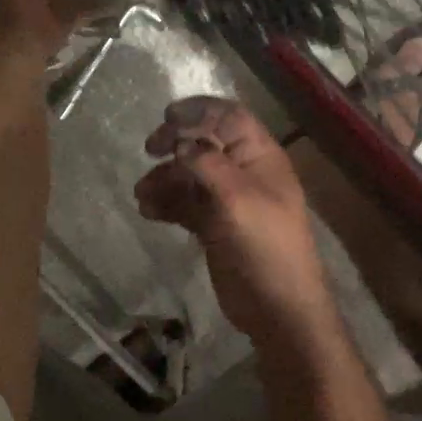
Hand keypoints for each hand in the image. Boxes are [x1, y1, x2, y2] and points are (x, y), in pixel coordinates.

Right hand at [134, 97, 337, 346]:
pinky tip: (149, 211)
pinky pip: (184, 202)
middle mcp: (243, 170)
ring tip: (142, 193)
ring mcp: (227, 198)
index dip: (199, 110)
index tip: (167, 117)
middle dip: (175, 142)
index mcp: (260, 156)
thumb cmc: (265, 245)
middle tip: (150, 148)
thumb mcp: (237, 197)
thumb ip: (207, 163)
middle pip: (203, 142)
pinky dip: (166, 202)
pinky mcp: (213, 224)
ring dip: (164, 178)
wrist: (278, 310)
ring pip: (188, 173)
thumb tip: (180, 143)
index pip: (228, 116)